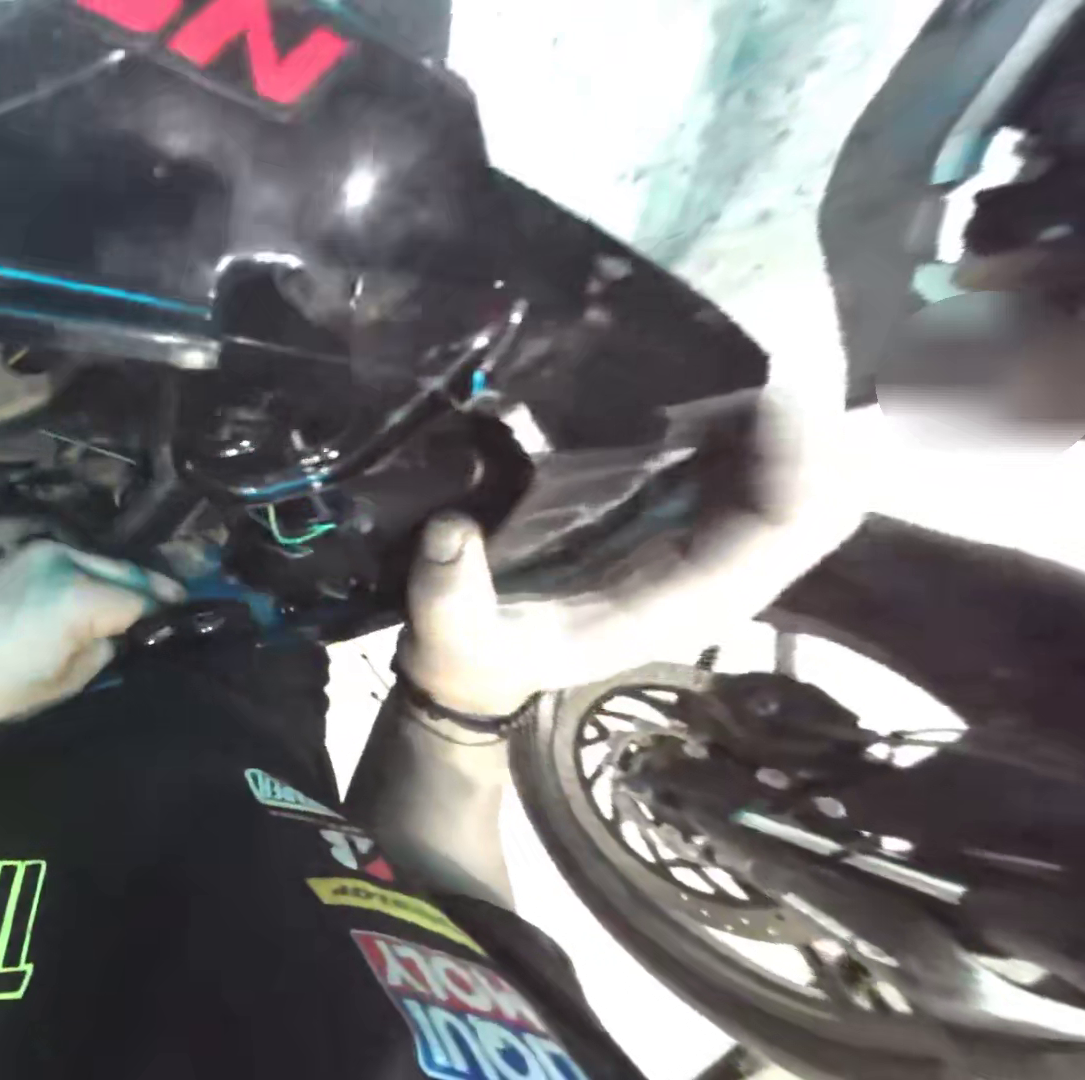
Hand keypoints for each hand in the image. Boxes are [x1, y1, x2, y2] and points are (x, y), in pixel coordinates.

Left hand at [0, 541, 183, 741]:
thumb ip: (104, 649)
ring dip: (123, 579)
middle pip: (127, 572)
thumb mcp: (64, 681)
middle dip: (152, 589)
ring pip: (102, 562)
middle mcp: (67, 560)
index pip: (142, 600)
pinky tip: (98, 592)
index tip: (186, 620)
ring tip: (141, 601)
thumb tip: (117, 633)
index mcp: (81, 597)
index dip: (168, 612)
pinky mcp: (23, 553)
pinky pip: (75, 560)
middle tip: (174, 606)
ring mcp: (42, 551)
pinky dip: (94, 574)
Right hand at [400, 394, 861, 715]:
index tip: (770, 394)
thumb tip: (451, 528)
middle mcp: (705, 579)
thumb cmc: (473, 652)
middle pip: (811, 498)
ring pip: (780, 484)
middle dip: (811, 430)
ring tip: (736, 361)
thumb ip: (452, 590)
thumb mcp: (452, 631)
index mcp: (674, 608)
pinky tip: (701, 393)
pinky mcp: (660, 535)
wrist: (472, 665)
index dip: (801, 462)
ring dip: (777, 424)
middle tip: (764, 357)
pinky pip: (733, 479)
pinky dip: (737, 434)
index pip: (784, 532)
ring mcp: (689, 554)